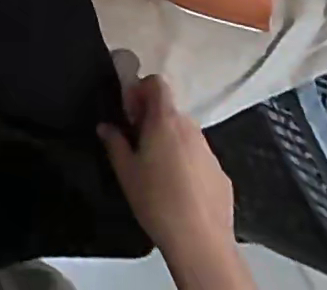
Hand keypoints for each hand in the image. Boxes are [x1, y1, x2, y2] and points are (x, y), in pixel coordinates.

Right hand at [98, 74, 239, 279]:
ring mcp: (209, 152)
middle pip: (169, 110)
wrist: (201, 243)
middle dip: (152, 120)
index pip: (157, 83)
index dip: (141, 90)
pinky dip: (187, 164)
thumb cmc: (157, 200)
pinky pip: (199, 158)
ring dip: (170, 141)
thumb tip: (105, 126)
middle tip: (138, 144)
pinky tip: (180, 192)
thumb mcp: (126, 171)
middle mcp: (191, 128)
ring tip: (158, 171)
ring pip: (185, 135)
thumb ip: (114, 142)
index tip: (130, 114)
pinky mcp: (221, 174)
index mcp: (166, 120)